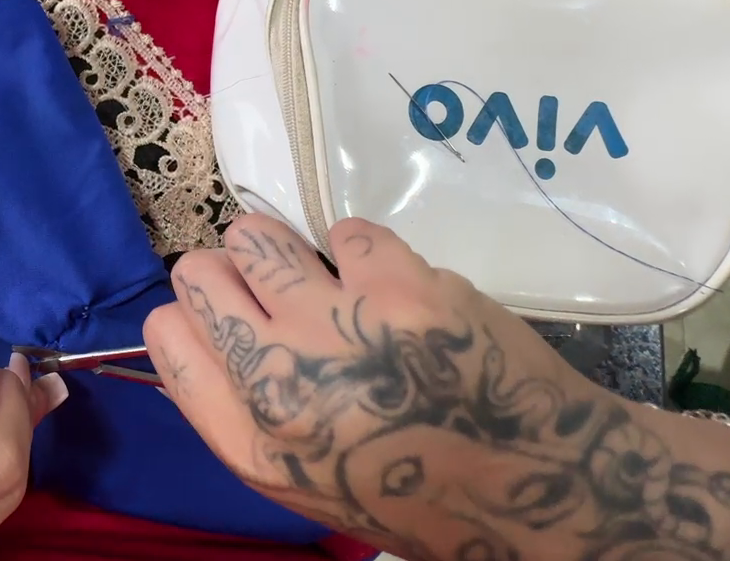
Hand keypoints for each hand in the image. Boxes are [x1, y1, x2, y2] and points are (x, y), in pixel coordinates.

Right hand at [143, 214, 622, 555]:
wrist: (564, 499)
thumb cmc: (415, 492)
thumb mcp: (302, 481)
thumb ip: (233, 408)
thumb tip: (183, 326)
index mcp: (252, 443)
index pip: (164, 332)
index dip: (191, 318)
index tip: (228, 321)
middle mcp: (280, 385)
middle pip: (196, 272)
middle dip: (229, 276)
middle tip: (276, 298)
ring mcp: (340, 332)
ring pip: (253, 233)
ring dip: (282, 250)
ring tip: (323, 279)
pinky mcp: (402, 291)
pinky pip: (342, 231)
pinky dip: (362, 252)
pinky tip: (390, 288)